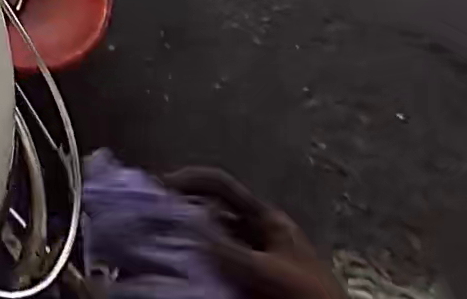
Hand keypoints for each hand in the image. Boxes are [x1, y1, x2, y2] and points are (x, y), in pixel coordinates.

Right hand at [163, 167, 344, 298]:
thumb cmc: (309, 298)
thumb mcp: (270, 271)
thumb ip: (231, 250)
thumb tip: (190, 230)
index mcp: (266, 218)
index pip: (220, 184)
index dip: (189, 179)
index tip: (161, 187)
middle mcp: (258, 232)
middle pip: (213, 210)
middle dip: (185, 211)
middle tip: (158, 215)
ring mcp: (255, 258)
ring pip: (212, 238)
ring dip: (190, 239)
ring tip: (164, 241)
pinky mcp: (251, 282)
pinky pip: (218, 266)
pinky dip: (200, 264)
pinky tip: (184, 266)